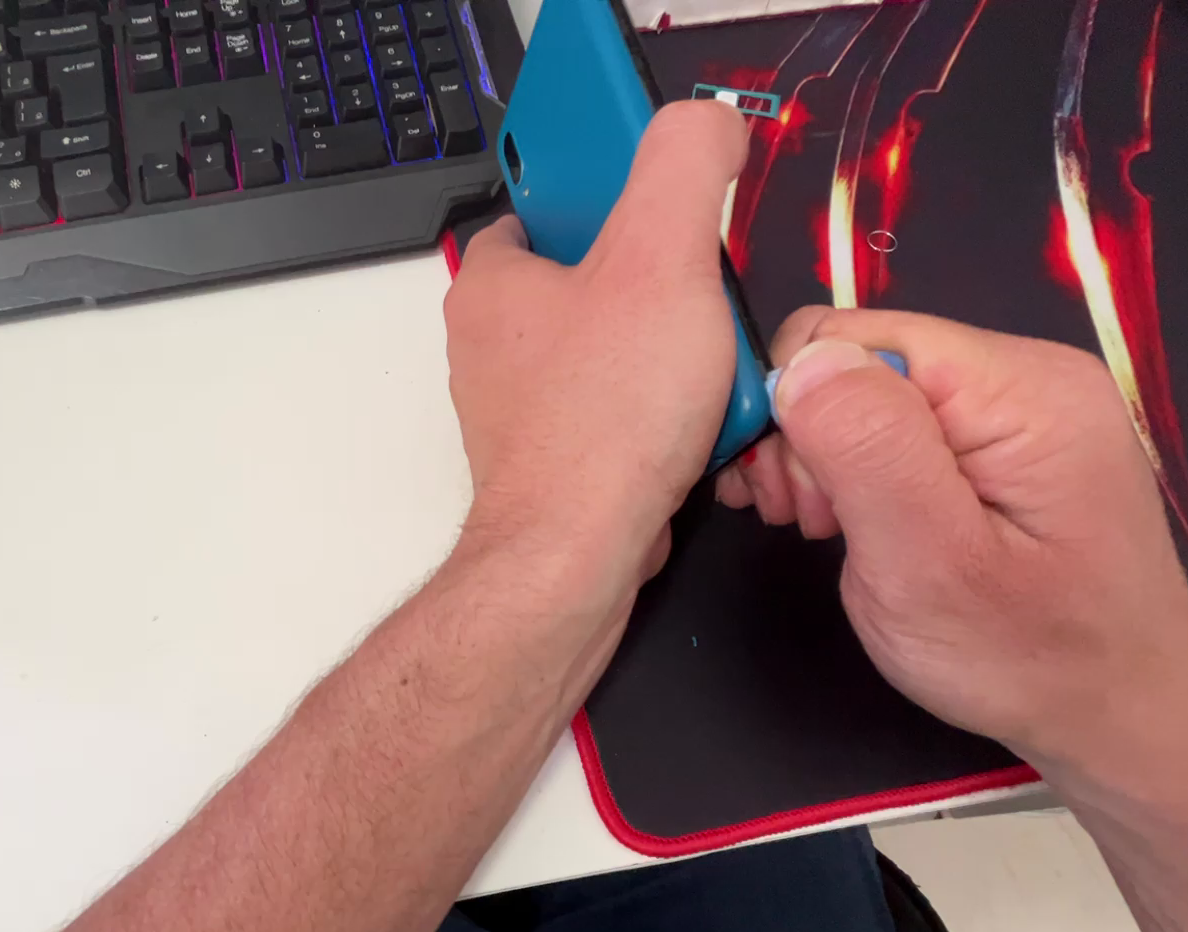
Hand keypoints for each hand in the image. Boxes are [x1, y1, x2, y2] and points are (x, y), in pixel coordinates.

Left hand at [444, 101, 749, 591]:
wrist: (579, 548)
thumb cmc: (606, 412)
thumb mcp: (661, 256)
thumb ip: (682, 166)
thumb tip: (699, 127)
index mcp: (491, 287)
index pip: (539, 212)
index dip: (604, 206)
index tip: (656, 223)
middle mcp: (487, 349)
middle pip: (585, 285)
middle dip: (650, 290)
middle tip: (697, 304)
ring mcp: (512, 409)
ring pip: (605, 352)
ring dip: (662, 355)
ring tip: (700, 373)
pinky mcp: (544, 456)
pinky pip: (610, 410)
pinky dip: (649, 410)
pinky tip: (683, 426)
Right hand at [716, 306, 1187, 767]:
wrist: (1106, 714)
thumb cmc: (1018, 654)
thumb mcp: (928, 561)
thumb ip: (867, 449)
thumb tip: (800, 362)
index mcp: (1015, 388)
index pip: (850, 338)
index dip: (794, 408)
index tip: (790, 497)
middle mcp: (1014, 376)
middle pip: (849, 363)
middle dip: (801, 440)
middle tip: (804, 520)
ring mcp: (1001, 409)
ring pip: (852, 394)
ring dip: (812, 459)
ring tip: (819, 526)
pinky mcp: (982, 443)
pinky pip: (878, 424)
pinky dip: (836, 467)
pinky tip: (833, 514)